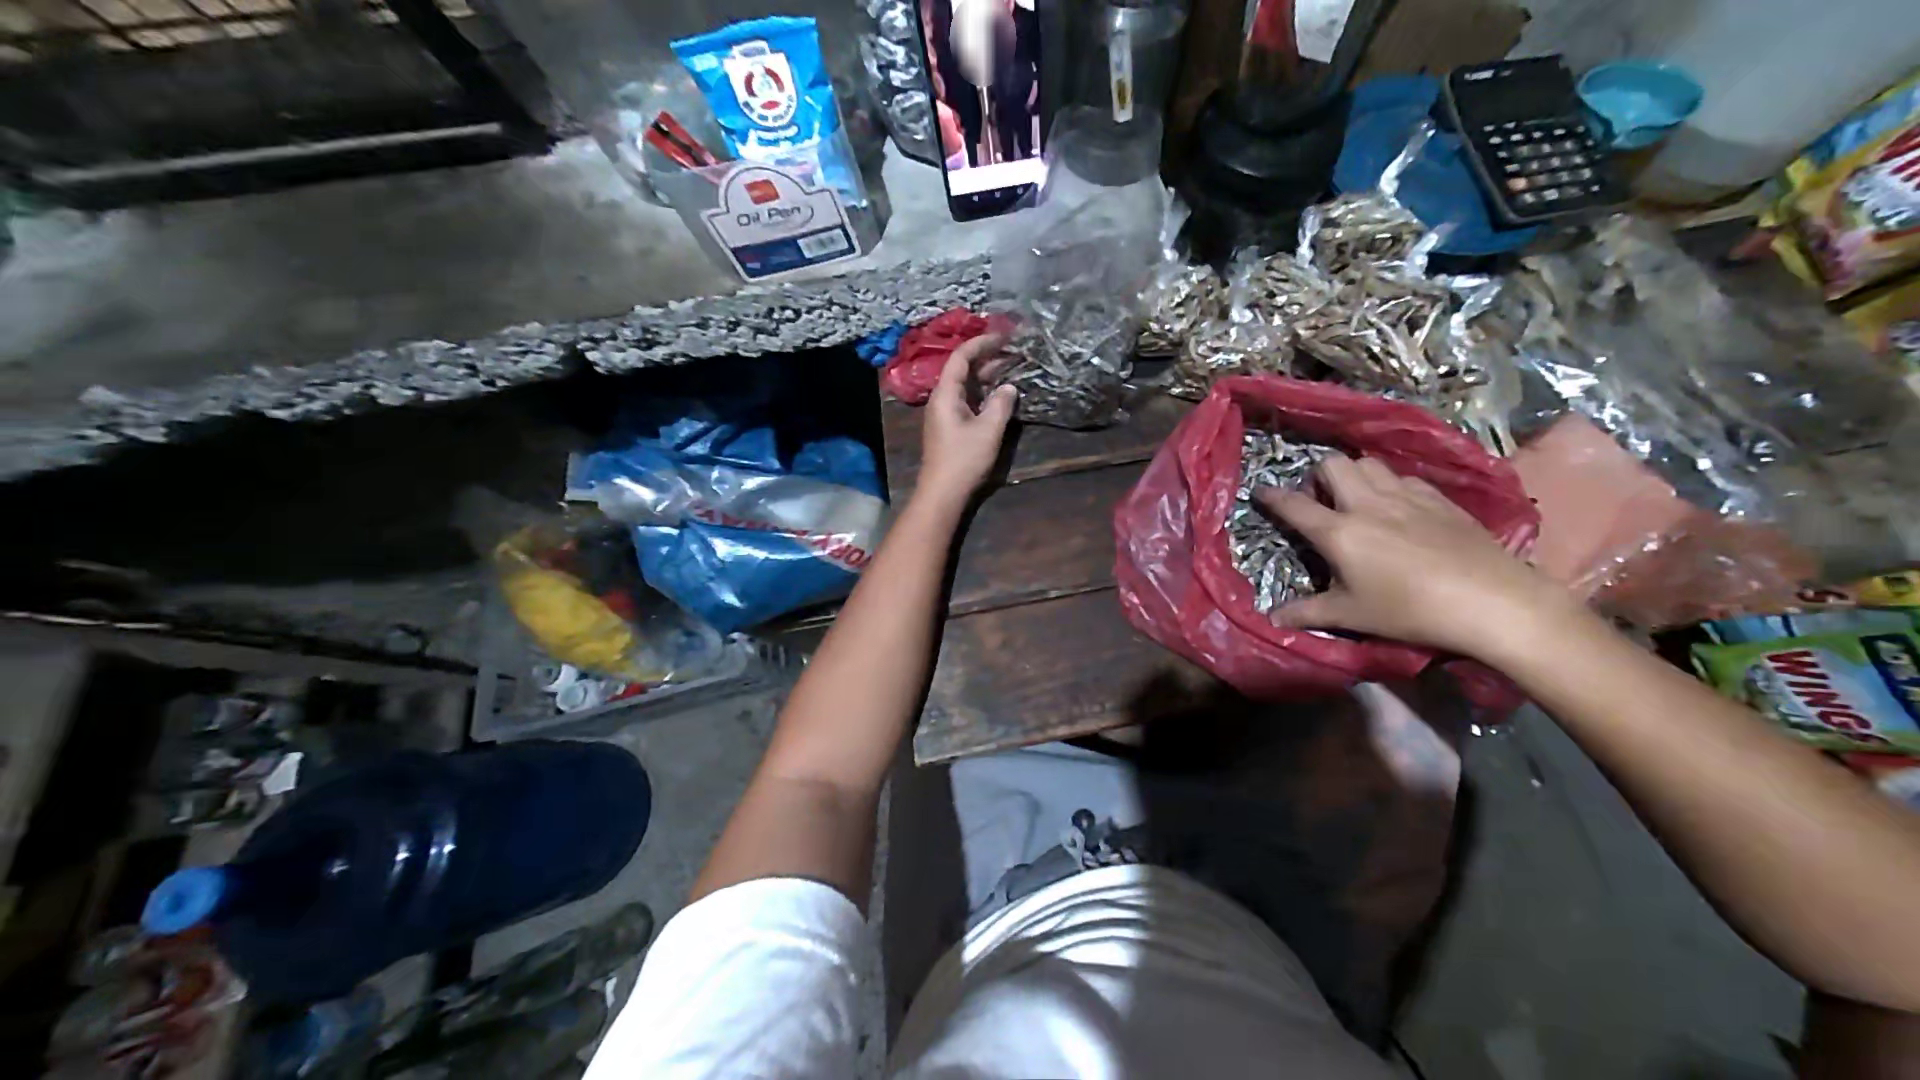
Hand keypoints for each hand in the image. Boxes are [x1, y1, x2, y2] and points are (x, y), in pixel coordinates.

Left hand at [917, 335, 1016, 511]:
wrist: (943, 492)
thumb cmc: (964, 459)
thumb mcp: (988, 430)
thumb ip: (1001, 404)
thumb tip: (1009, 387)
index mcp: (945, 394)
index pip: (961, 357)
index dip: (981, 343)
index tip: (1003, 336)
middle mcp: (941, 399)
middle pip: (962, 369)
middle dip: (986, 358)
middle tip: (1013, 352)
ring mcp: (944, 413)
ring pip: (965, 386)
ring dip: (986, 376)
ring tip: (1011, 369)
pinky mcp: (950, 427)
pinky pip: (967, 400)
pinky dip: (983, 393)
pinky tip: (999, 395)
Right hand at [1256, 452, 1575, 660]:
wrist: (1491, 601)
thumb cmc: (1410, 611)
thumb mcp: (1351, 616)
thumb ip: (1307, 613)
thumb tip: (1272, 620)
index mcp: (1338, 532)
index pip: (1293, 505)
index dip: (1271, 497)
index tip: (1260, 493)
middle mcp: (1367, 504)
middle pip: (1333, 464)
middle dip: (1318, 476)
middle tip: (1321, 501)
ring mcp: (1406, 497)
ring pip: (1369, 463)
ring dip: (1354, 475)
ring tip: (1357, 499)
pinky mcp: (1439, 499)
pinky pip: (1404, 477)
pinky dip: (1390, 485)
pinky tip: (1398, 509)